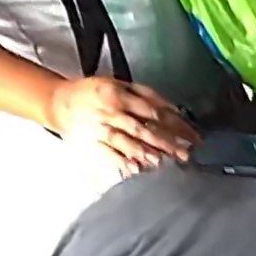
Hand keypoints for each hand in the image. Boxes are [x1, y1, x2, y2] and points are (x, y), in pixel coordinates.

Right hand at [45, 76, 197, 172]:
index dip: (177, 125)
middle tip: (186, 155)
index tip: (195, 138)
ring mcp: (101, 130)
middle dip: (166, 143)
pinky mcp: (93, 145)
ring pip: (126, 142)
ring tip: (163, 163)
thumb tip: (176, 109)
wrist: (61, 103)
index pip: (154, 112)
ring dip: (146, 153)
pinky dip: (123, 163)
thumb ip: (148, 95)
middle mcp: (111, 112)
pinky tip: (137, 170)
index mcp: (118, 94)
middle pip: (143, 129)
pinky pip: (109, 155)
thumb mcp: (120, 85)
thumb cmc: (97, 94)